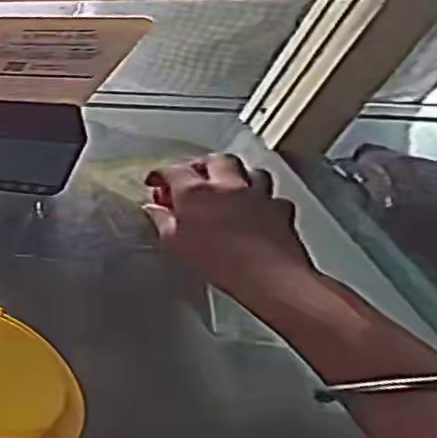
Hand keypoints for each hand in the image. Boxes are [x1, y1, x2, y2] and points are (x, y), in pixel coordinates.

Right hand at [144, 154, 316, 307]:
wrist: (268, 276)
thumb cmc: (215, 260)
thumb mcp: (173, 242)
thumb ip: (162, 220)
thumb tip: (156, 210)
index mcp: (195, 192)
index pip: (173, 171)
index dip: (160, 175)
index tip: (155, 183)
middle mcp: (228, 186)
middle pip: (216, 160)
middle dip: (201, 166)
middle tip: (191, 178)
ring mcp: (259, 196)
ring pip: (249, 172)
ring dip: (235, 176)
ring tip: (225, 189)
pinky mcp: (281, 210)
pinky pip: (271, 195)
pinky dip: (260, 198)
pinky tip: (254, 209)